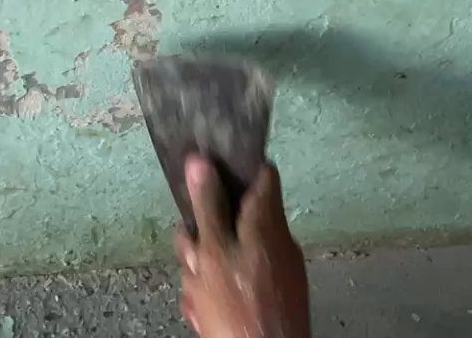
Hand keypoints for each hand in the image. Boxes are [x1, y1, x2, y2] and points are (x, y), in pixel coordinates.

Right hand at [176, 156, 311, 337]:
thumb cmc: (237, 304)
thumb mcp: (212, 251)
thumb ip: (207, 205)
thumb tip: (200, 159)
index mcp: (267, 221)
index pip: (261, 173)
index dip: (233, 167)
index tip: (206, 173)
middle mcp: (278, 241)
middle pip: (235, 217)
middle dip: (205, 234)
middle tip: (193, 257)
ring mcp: (278, 272)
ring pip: (230, 251)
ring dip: (206, 269)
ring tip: (199, 295)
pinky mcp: (273, 299)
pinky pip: (238, 280)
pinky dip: (219, 291)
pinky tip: (206, 312)